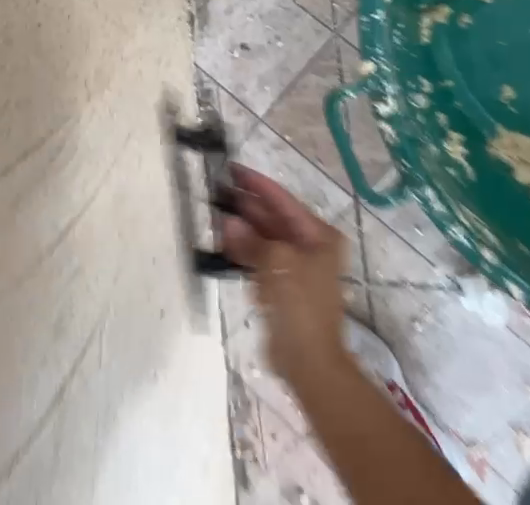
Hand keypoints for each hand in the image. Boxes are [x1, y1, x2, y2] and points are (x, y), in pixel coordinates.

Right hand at [221, 165, 350, 386]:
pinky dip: (241, 250)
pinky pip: (258, 259)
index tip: (230, 168)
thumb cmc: (301, 307)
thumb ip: (252, 240)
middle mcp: (309, 246)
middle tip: (214, 188)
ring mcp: (294, 267)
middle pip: (273, 218)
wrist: (308, 361)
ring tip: (211, 210)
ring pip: (263, 238)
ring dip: (241, 227)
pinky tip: (220, 240)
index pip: (283, 200)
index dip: (257, 184)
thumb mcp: (278, 264)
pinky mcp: (280, 286)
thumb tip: (228, 223)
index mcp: (318, 235)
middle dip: (246, 205)